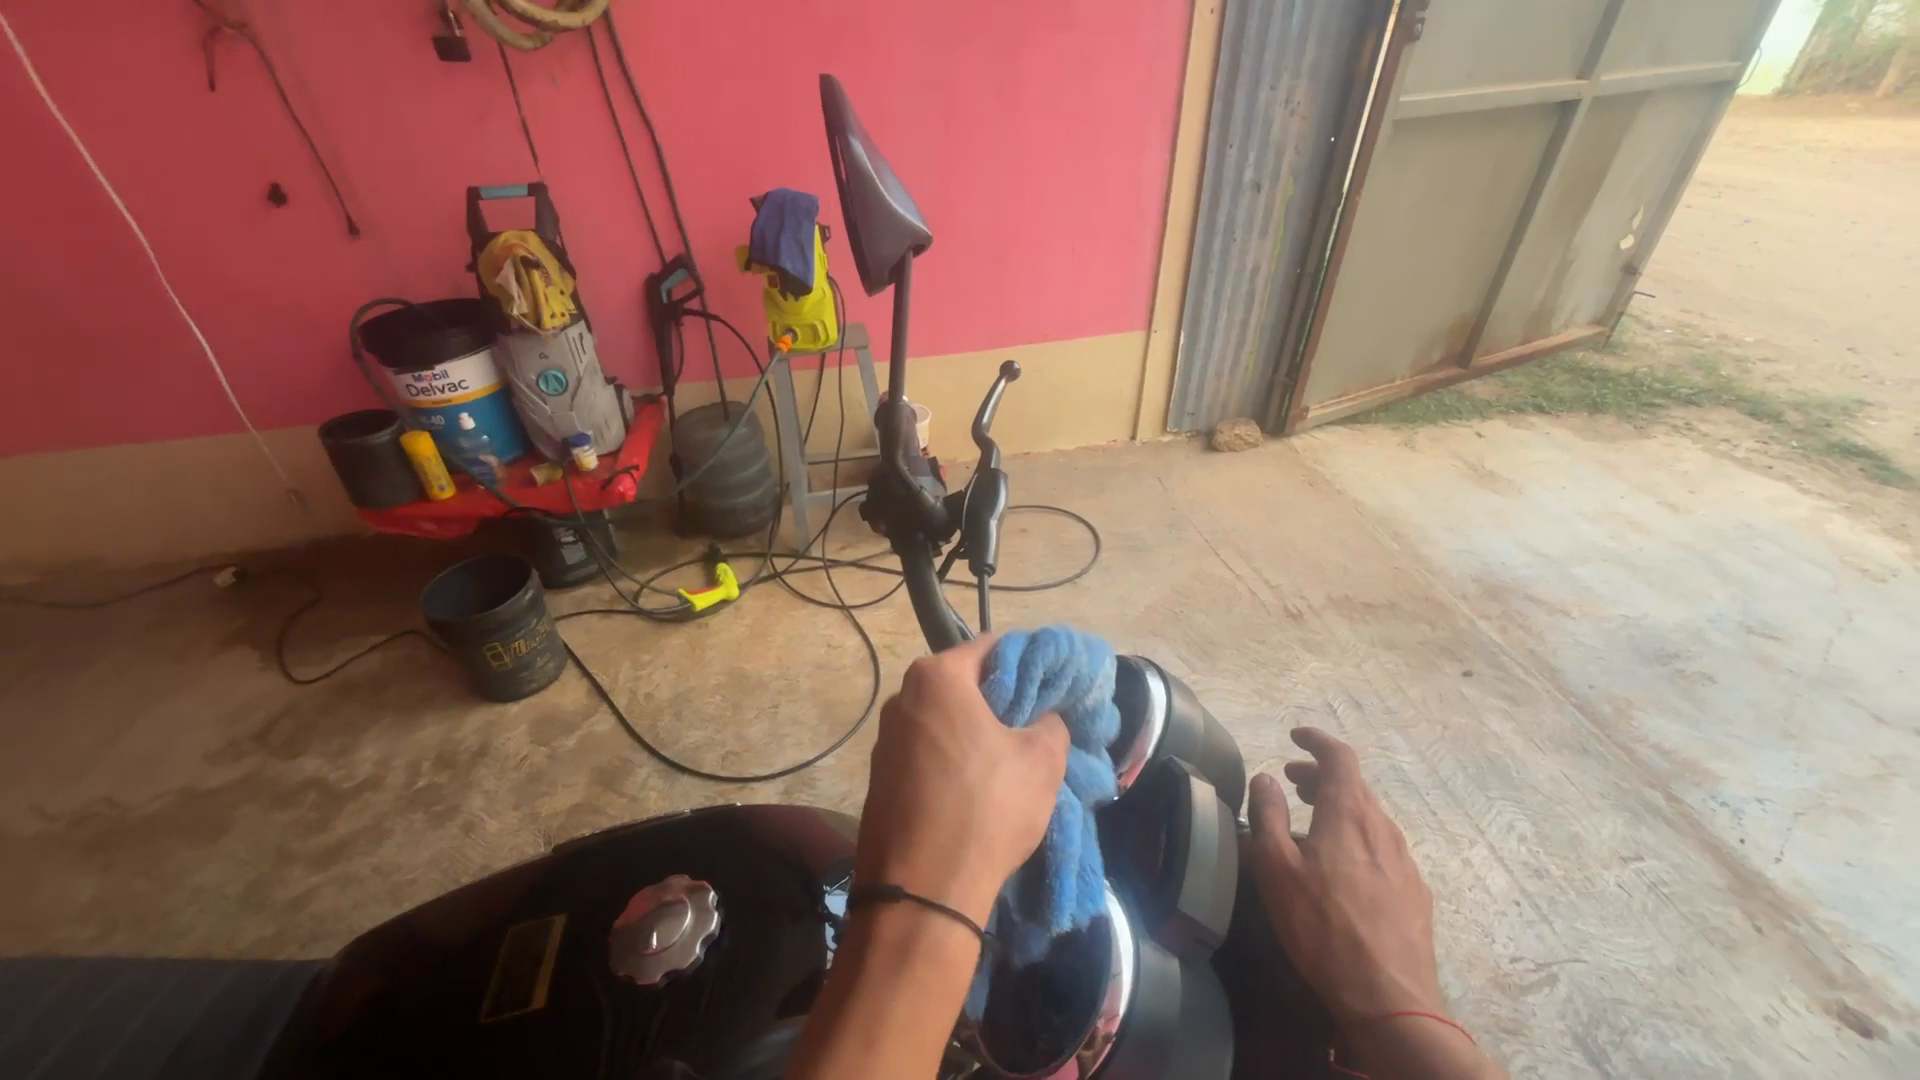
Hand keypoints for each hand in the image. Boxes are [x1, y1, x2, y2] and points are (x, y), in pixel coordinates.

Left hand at [854, 634, 1070, 925]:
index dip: (1029, 662)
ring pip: (944, 720)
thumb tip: (1045, 719)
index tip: (1054, 686)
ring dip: (977, 732)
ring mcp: (884, 740)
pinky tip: (978, 788)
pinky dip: (954, 759)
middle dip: (1001, 699)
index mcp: (936, 678)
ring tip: (1012, 759)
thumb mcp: (1041, 761)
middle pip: (963, 683)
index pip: (991, 647)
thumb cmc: (985, 809)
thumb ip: (1051, 723)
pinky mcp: (879, 777)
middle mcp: (902, 698)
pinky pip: (927, 753)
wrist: (921, 892)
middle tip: (1038, 723)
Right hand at [1246, 727, 1442, 1026]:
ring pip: (1369, 816)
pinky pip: (1381, 846)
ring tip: (1311, 823)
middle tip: (1291, 784)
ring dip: (1338, 807)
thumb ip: (1268, 815)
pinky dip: (1356, 837)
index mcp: (1349, 814)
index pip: (1339, 756)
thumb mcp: (1276, 868)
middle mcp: (1382, 828)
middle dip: (1320, 776)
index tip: (1295, 737)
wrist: (1390, 997)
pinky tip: (1340, 867)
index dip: (1316, 740)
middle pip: (1354, 785)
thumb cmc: (1321, 926)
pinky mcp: (1414, 891)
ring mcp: (1404, 861)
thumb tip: (1266, 778)